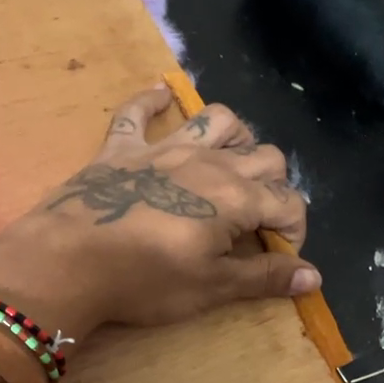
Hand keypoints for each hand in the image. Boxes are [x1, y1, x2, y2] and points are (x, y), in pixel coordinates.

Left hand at [0, 83, 318, 338]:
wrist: (68, 262)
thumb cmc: (147, 280)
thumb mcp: (212, 287)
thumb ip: (265, 277)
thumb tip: (316, 276)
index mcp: (236, 197)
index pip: (288, 202)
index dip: (294, 230)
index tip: (282, 256)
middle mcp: (209, 161)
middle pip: (263, 156)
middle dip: (273, 185)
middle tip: (258, 220)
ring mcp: (164, 148)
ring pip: (216, 120)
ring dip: (234, 137)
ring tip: (232, 164)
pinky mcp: (122, 148)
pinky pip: (139, 111)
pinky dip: (153, 101)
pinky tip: (161, 95)